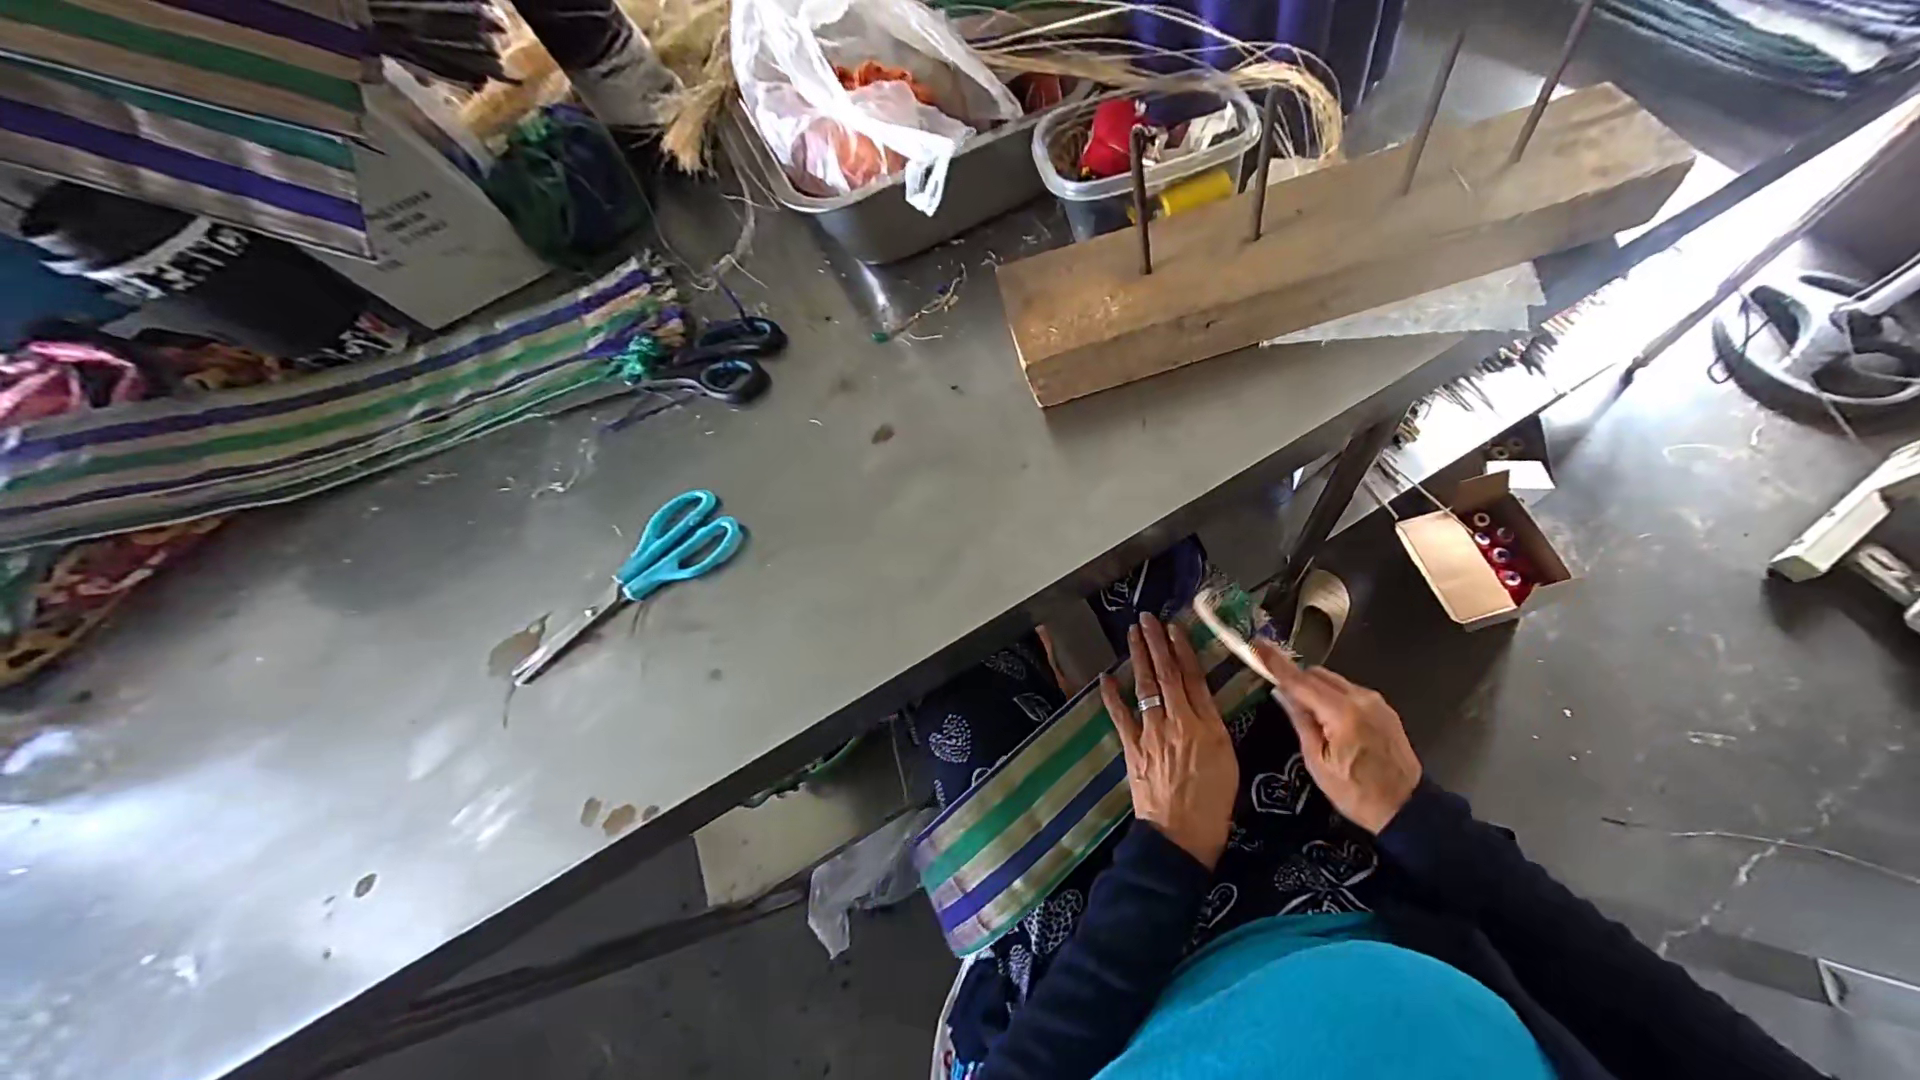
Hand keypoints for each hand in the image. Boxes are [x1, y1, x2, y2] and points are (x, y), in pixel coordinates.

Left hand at [1099, 613, 1239, 869]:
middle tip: (1147, 618)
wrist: (1181, 837)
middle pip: (1167, 675)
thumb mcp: (1228, 762)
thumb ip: (1214, 727)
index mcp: (1207, 727)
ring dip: (1138, 658)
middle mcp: (1178, 723)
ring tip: (1132, 634)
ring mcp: (1151, 734)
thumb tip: (1202, 703)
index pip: (1194, 679)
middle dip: (1156, 643)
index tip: (1174, 628)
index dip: (1183, 650)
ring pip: (1145, 687)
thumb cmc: (1213, 805)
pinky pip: (1120, 716)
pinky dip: (1111, 695)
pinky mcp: (1132, 748)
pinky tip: (1105, 676)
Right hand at [1255, 641, 1421, 834]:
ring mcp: (1376, 702)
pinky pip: (1349, 691)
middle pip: (1317, 674)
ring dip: (1315, 688)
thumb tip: (1283, 693)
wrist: (1408, 810)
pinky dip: (1332, 696)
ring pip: (1333, 680)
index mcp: (1342, 712)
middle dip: (1296, 679)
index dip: (1276, 662)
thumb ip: (1301, 720)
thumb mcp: (1317, 761)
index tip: (1258, 644)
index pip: (1300, 680)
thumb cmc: (1355, 792)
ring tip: (1307, 714)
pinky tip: (1329, 718)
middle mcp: (1361, 699)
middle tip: (1281, 695)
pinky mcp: (1385, 710)